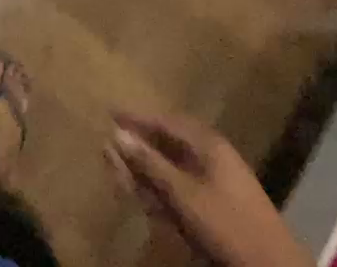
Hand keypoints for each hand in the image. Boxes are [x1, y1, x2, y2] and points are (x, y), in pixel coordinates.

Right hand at [107, 112, 313, 266]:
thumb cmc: (227, 223)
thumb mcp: (183, 193)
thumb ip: (150, 163)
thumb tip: (117, 134)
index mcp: (207, 145)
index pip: (165, 122)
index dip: (136, 118)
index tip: (110, 113)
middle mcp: (210, 157)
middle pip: (166, 145)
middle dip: (137, 148)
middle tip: (108, 149)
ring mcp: (214, 183)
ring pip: (170, 169)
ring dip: (144, 173)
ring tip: (117, 174)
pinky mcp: (214, 207)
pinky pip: (180, 190)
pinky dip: (160, 193)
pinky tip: (143, 200)